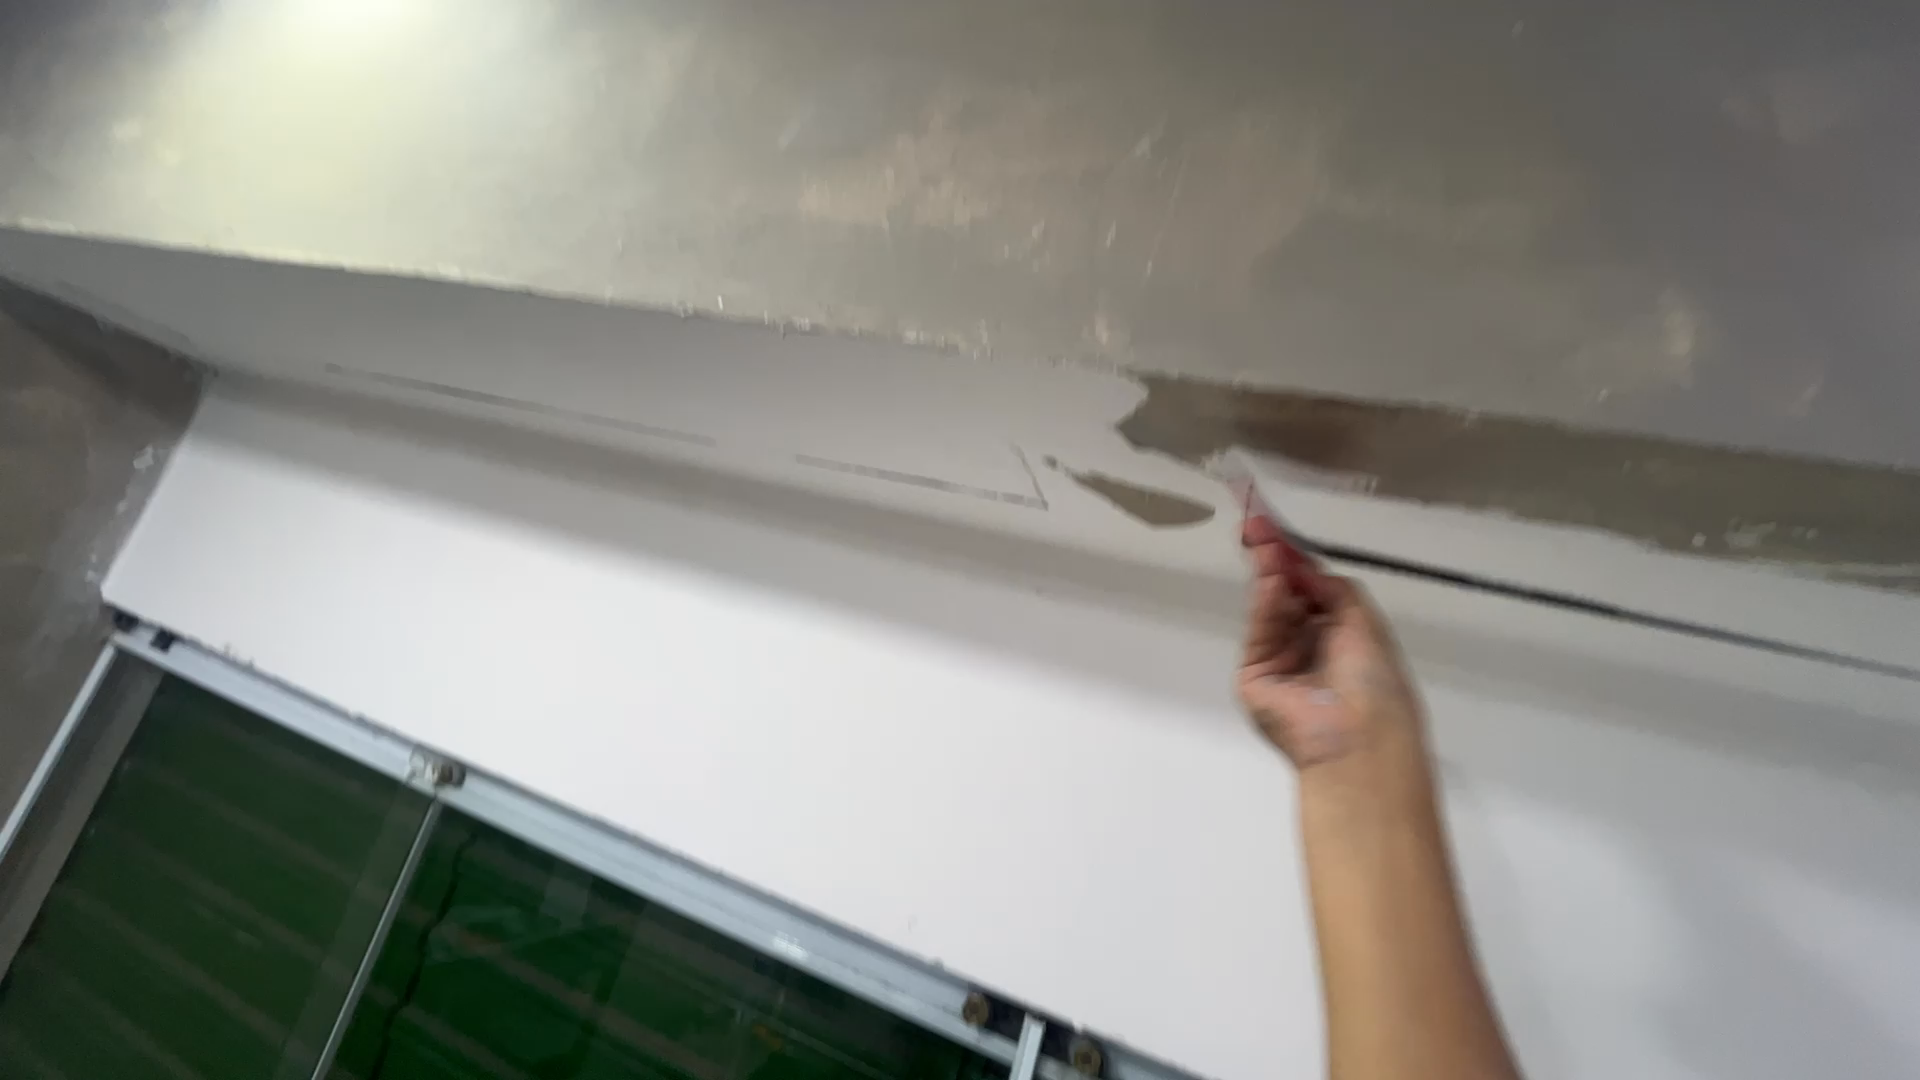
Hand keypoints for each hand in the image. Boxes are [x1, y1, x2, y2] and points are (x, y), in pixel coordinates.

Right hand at [1237, 514, 1420, 769]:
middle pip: (1284, 595)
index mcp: (1337, 636)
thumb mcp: (1365, 624)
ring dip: (1267, 578)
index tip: (1276, 530)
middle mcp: (1306, 645)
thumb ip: (1334, 589)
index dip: (1295, 560)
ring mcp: (1277, 661)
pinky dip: (1263, 607)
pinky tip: (1268, 583)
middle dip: (1272, 561)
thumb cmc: (1375, 683)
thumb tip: (1305, 569)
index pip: (1308, 589)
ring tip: (1262, 547)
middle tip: (1256, 529)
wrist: (1358, 737)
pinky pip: (1259, 634)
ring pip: (1269, 610)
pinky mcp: (1254, 676)